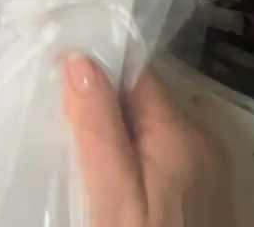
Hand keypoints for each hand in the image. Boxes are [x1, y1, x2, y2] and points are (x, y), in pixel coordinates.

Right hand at [63, 55, 233, 226]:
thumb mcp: (114, 197)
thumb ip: (97, 126)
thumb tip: (78, 56)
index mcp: (181, 135)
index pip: (133, 71)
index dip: (92, 64)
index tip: (50, 66)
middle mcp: (200, 142)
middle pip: (139, 96)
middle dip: (97, 97)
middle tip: (51, 108)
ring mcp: (203, 170)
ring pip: (145, 124)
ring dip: (108, 125)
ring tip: (67, 136)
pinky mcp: (198, 194)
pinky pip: (154, 151)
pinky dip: (125, 151)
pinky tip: (98, 170)